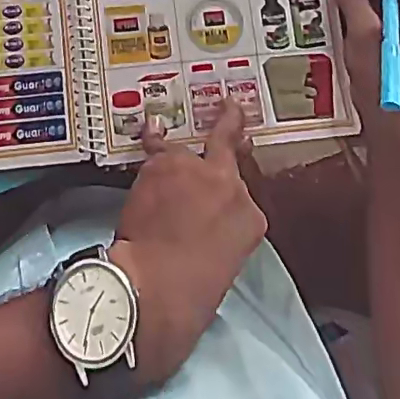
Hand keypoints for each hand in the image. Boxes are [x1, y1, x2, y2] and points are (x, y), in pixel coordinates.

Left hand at [107, 102, 266, 385]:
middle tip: (230, 107)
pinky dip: (152, 147)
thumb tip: (203, 215)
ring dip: (174, 156)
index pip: (243, 192)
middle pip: (231, 147)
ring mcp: (199, 171)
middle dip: (230, 124)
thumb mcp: (221, 260)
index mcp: (251, 220)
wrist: (157, 287)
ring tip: (160, 137)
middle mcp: (231, 188)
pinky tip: (148, 137)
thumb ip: (219, 227)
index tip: (234, 165)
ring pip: (186, 150)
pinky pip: (158, 149)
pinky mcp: (167, 164)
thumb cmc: (189, 291)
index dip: (231, 180)